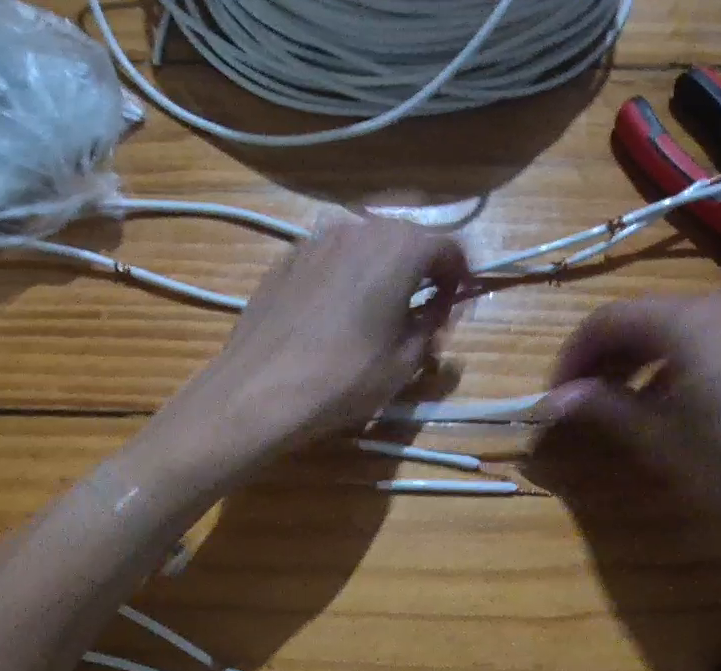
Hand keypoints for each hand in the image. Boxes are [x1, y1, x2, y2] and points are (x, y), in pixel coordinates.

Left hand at [145, 219, 468, 475]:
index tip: (459, 305)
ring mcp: (315, 240)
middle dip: (422, 269)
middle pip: (405, 239)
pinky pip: (330, 259)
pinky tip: (336, 313)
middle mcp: (359, 230)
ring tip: (379, 311)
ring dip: (381, 270)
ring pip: (364, 245)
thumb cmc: (343, 379)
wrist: (259, 391)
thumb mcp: (403, 363)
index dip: (461, 276)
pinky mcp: (284, 260)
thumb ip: (431, 327)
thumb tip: (438, 311)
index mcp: (399, 248)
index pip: (449, 247)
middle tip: (424, 309)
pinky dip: (345, 276)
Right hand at [541, 289, 720, 519]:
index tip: (556, 397)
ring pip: (666, 331)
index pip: (604, 321)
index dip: (571, 357)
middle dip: (601, 361)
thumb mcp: (662, 436)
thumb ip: (603, 409)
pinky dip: (667, 366)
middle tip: (582, 404)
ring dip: (632, 364)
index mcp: (683, 320)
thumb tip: (554, 400)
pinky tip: (665, 406)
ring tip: (618, 408)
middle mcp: (712, 307)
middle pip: (635, 321)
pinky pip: (697, 342)